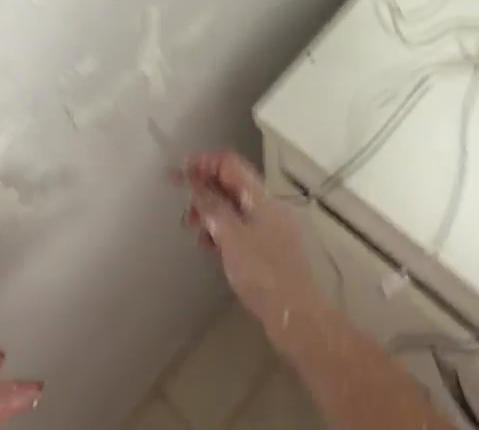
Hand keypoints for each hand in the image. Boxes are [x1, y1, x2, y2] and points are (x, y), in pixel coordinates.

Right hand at [181, 151, 328, 346]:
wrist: (298, 315)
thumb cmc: (263, 273)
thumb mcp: (232, 238)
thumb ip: (213, 208)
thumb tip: (196, 182)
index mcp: (261, 196)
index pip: (230, 164)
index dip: (205, 163)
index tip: (180, 173)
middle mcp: (269, 206)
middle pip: (233, 184)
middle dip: (205, 190)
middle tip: (184, 210)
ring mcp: (272, 227)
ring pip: (236, 208)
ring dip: (213, 213)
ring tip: (194, 231)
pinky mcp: (271, 249)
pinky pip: (243, 229)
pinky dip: (225, 232)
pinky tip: (212, 248)